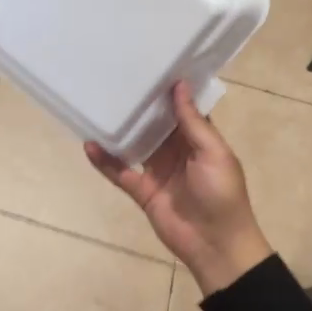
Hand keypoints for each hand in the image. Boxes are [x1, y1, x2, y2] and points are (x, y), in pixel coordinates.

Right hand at [86, 81, 271, 294]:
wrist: (216, 245)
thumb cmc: (222, 194)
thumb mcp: (213, 153)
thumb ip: (193, 122)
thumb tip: (179, 86)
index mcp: (199, 141)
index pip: (181, 110)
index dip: (168, 91)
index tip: (151, 65)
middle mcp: (176, 152)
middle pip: (154, 124)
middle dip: (139, 106)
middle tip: (115, 77)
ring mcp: (157, 171)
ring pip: (134, 145)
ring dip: (119, 130)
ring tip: (97, 105)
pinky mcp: (142, 190)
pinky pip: (119, 172)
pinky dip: (104, 161)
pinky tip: (89, 145)